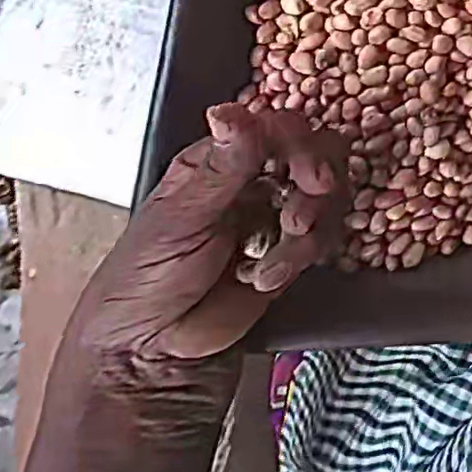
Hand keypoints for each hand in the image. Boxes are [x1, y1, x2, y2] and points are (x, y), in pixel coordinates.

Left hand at [25, 105, 352, 471]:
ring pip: (327, 192)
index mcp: (220, 159)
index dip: (302, 145)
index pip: (279, 128)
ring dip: (309, 225)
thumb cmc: (143, 284)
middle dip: (316, 185)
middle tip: (300, 219)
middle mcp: (255, 177)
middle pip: (317, 153)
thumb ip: (220, 167)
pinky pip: (325, 231)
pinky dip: (304, 254)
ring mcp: (277, 210)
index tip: (311, 174)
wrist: (150, 360)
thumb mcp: (179, 220)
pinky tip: (268, 277)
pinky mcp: (294, 246)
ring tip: (276, 256)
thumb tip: (229, 111)